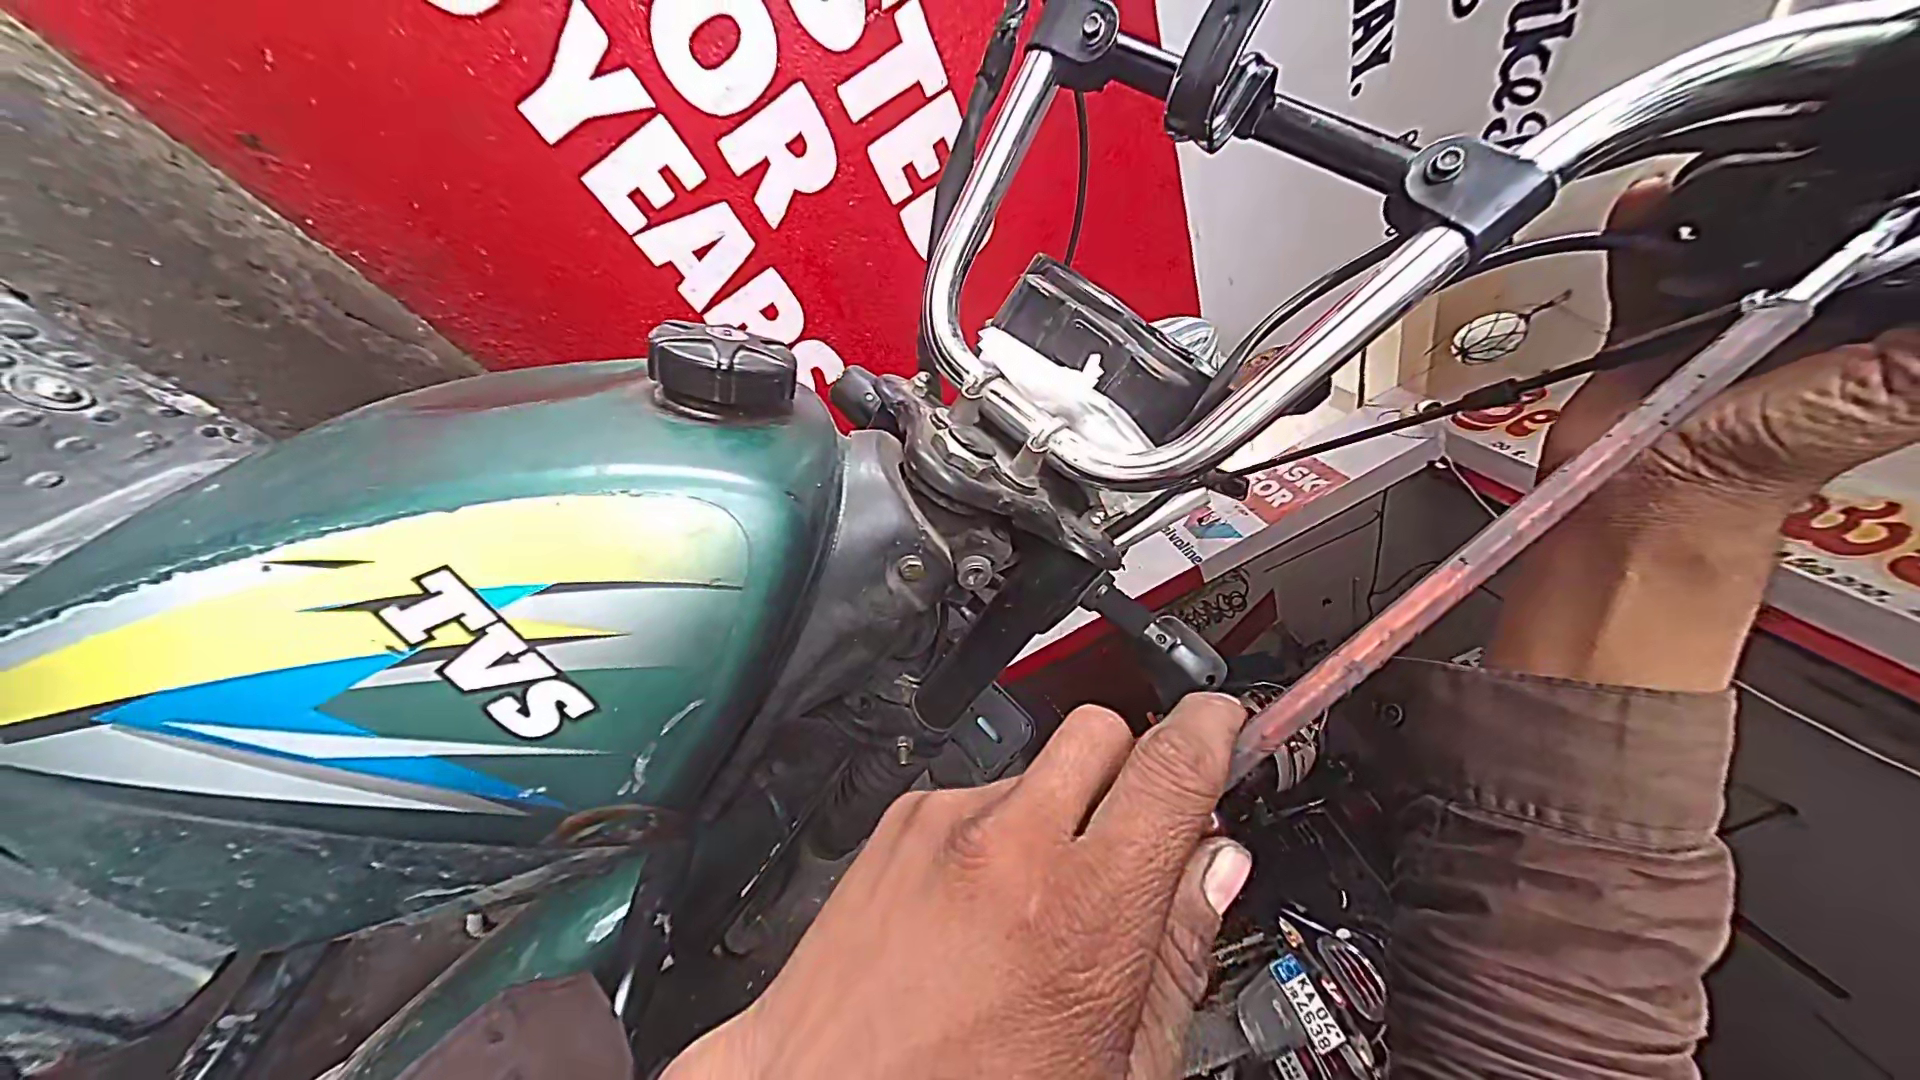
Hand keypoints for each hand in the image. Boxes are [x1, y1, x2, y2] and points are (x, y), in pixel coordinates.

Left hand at [663, 694, 1253, 1079]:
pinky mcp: (905, 816)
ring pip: (1041, 764)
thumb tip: (1215, 865)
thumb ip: (1177, 947)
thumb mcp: (1116, 1061)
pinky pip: (982, 790)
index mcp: (1083, 912)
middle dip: (1131, 763)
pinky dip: (1000, 824)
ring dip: (1061, 804)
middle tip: (1132, 824)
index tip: (1220, 723)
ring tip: (1039, 888)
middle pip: (1102, 732)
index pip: (1171, 771)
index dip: (1210, 730)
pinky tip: (981, 893)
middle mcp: (1010, 845)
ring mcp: (949, 820)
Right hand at [1545, 177, 1919, 509]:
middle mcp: (1813, 302)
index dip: (1897, 200)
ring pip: (1738, 231)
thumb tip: (1917, 253)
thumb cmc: (1760, 455)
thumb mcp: (1897, 384)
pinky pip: (1649, 261)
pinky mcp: (1650, 321)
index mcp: (1885, 310)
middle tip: (1813, 147)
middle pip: (1827, 219)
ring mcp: (1724, 309)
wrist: (1635, 488)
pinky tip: (1649, 200)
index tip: (1884, 150)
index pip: (1902, 232)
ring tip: (1732, 165)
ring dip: (1728, 198)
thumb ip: (1914, 352)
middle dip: (1817, 181)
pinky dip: (1644, 229)